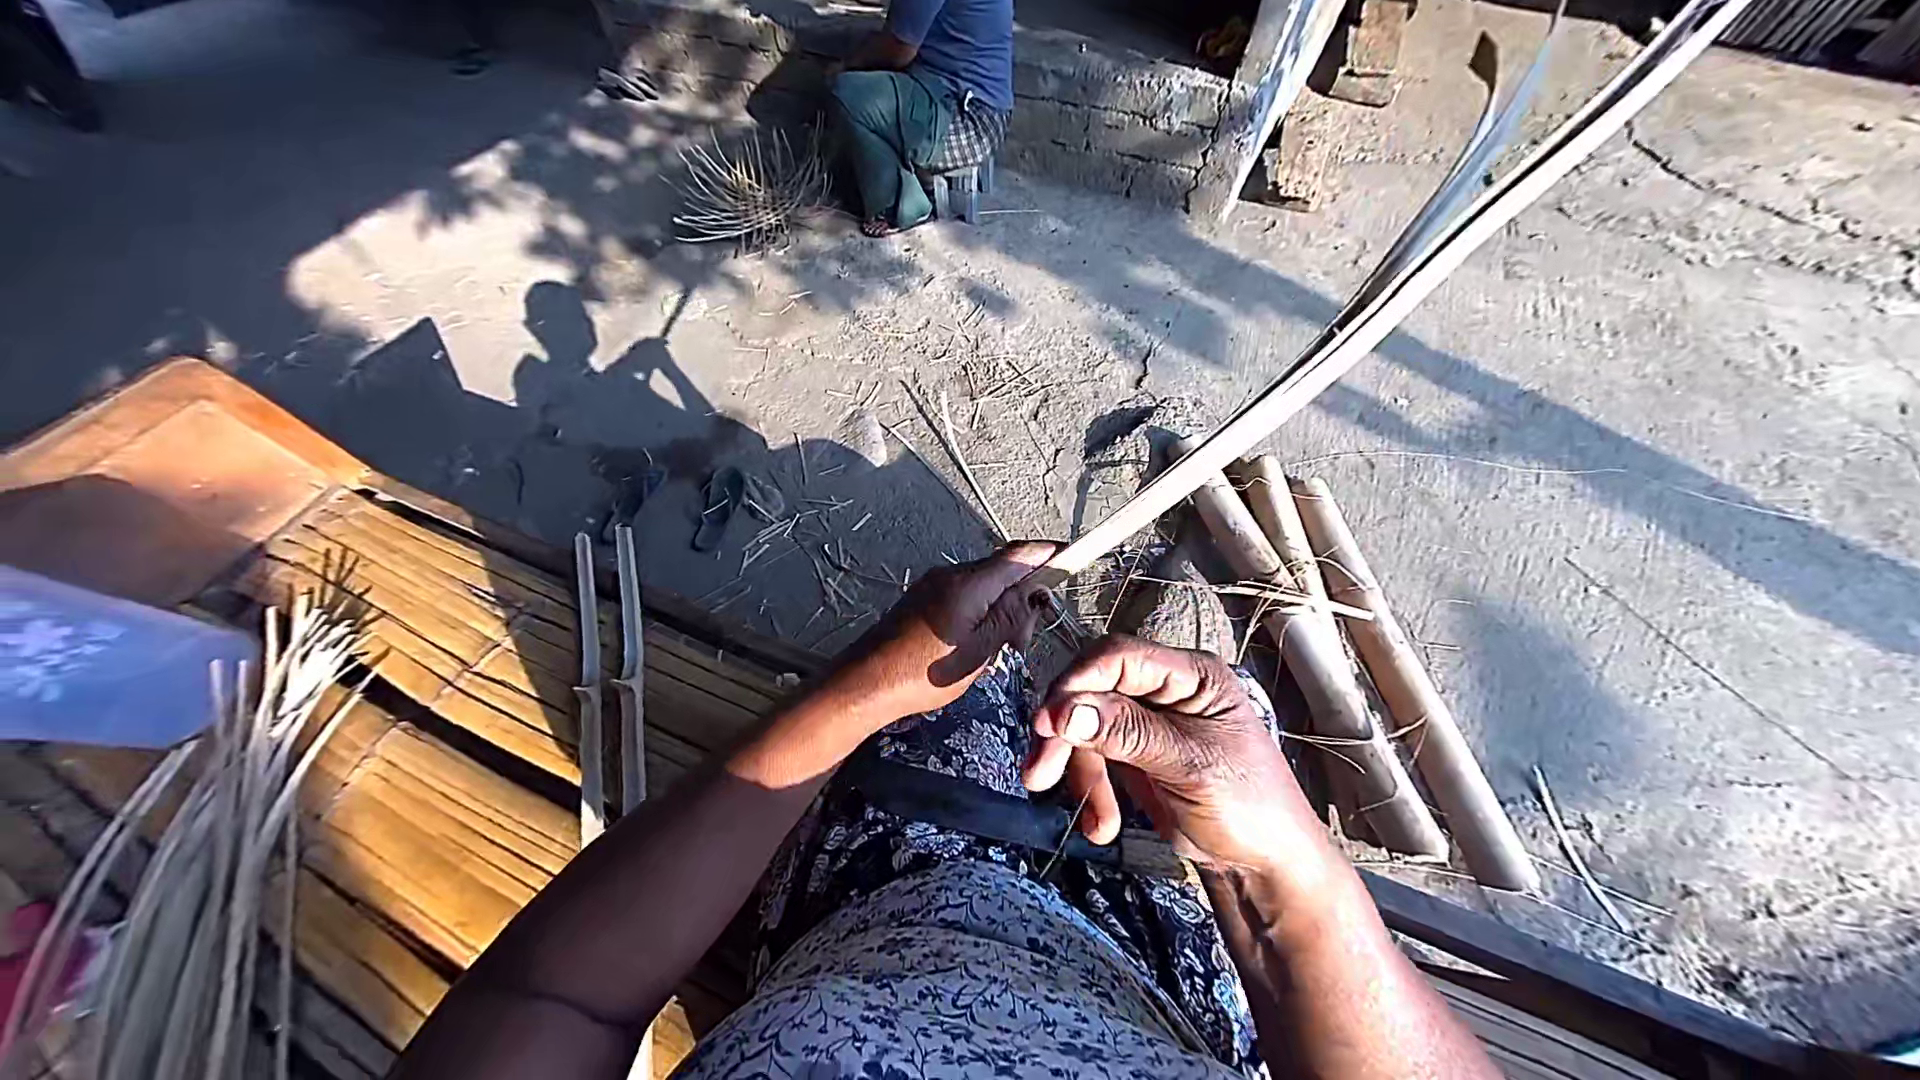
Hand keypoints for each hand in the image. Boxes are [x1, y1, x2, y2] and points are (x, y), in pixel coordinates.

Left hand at [823, 541, 1058, 722]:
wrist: (865, 683)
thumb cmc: (921, 673)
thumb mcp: (979, 650)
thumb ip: (1010, 616)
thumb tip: (1035, 591)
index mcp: (967, 583)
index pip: (1018, 556)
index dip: (1048, 553)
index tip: (1071, 555)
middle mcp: (950, 574)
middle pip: (1002, 571)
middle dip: (1023, 597)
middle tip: (1023, 639)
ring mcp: (933, 585)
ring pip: (984, 585)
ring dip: (1002, 608)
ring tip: (998, 648)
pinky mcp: (923, 599)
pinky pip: (964, 595)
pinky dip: (981, 612)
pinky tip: (977, 643)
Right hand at [1022, 635, 1323, 872]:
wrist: (1265, 869)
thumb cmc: (1251, 808)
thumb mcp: (1190, 766)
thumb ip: (1127, 732)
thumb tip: (1066, 711)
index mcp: (1191, 675)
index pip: (1119, 657)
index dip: (1078, 683)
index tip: (1048, 720)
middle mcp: (1164, 689)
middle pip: (1094, 690)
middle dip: (1066, 733)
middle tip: (1041, 770)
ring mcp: (1147, 721)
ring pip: (1085, 726)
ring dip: (1076, 770)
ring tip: (1087, 817)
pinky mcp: (1133, 752)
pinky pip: (1093, 757)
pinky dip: (1089, 789)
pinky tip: (1100, 823)